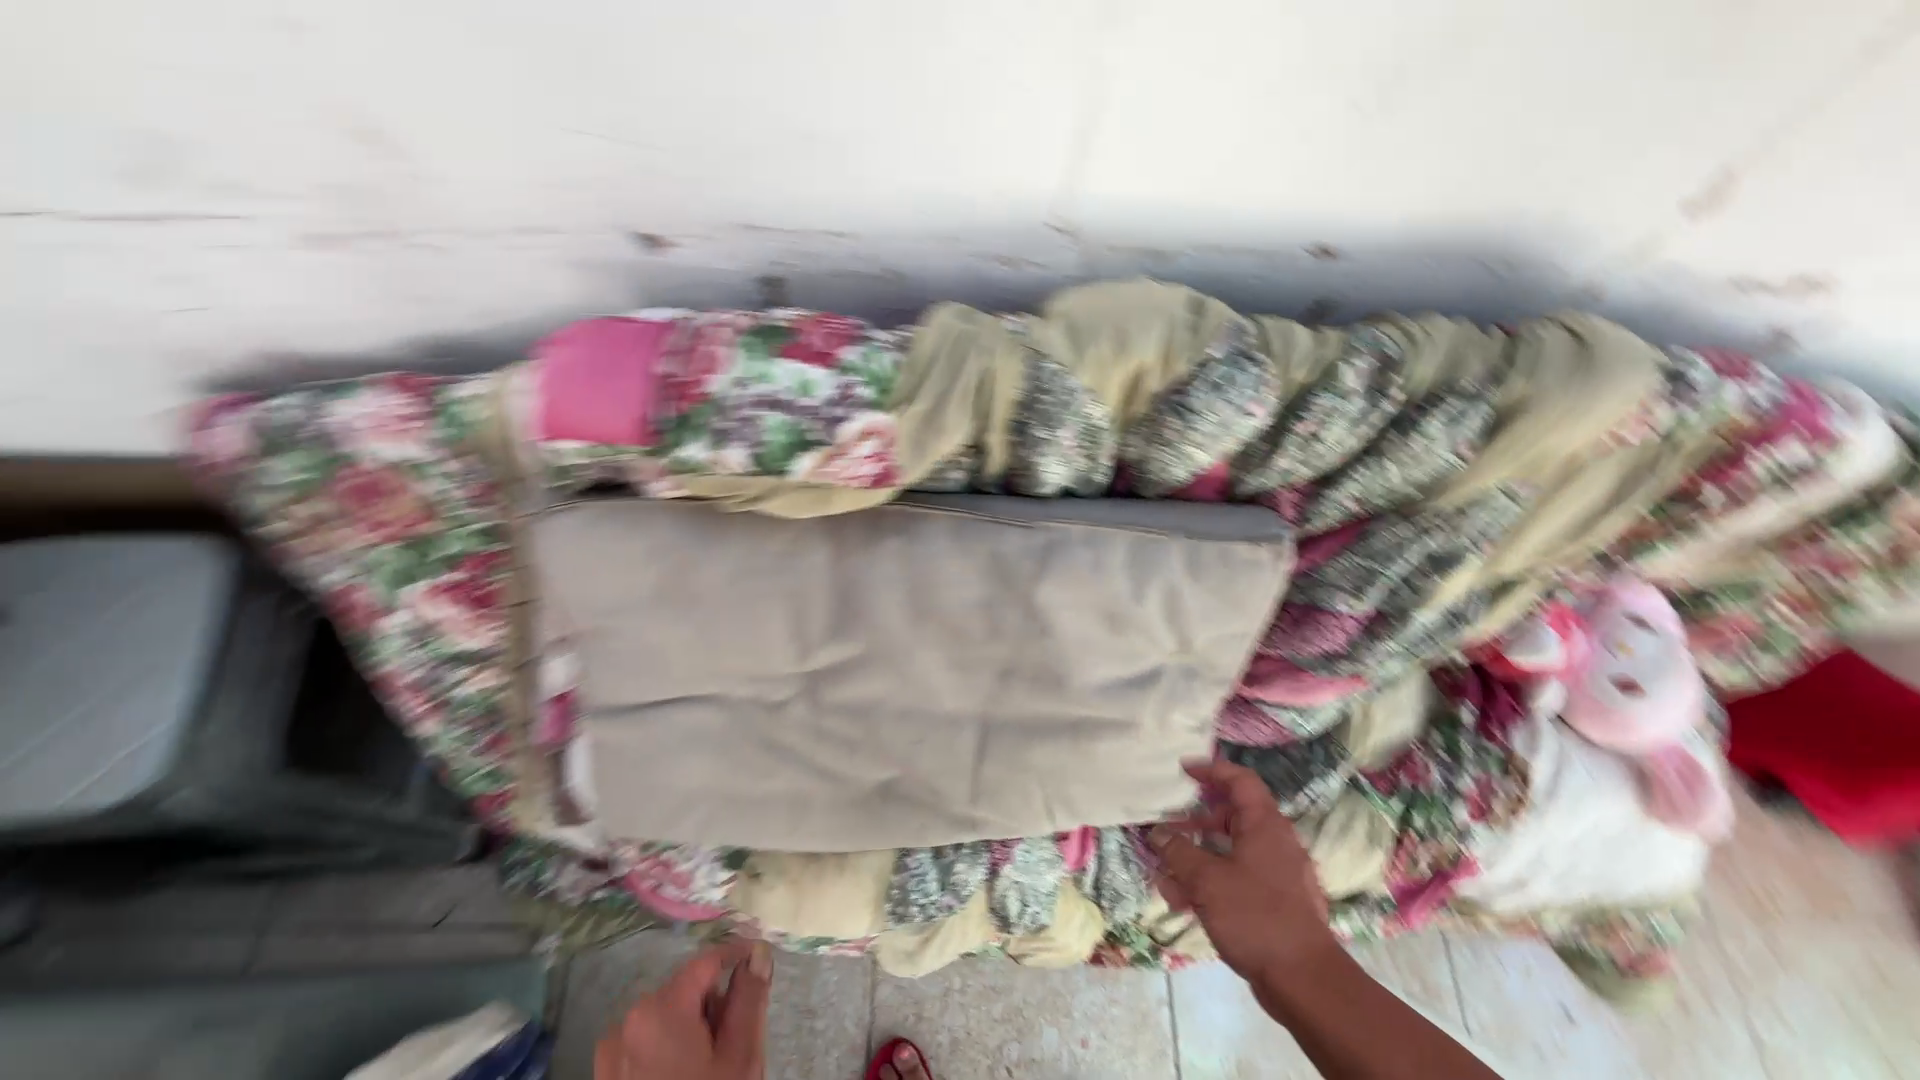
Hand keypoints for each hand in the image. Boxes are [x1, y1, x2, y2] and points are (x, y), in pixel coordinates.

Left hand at [594, 941, 770, 1079]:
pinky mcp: (605, 1076)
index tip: (759, 956)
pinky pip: (645, 1043)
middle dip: (714, 1006)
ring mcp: (610, 1052)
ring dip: (692, 1028)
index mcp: (659, 1009)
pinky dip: (669, 1049)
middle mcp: (626, 1021)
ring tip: (710, 1066)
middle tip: (733, 1041)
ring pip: (666, 1017)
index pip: (706, 962)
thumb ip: (750, 997)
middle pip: (685, 991)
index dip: (736, 955)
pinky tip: (686, 1076)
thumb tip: (758, 953)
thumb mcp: (740, 1054)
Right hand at [1149, 759, 1340, 980]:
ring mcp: (1278, 874)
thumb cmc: (1255, 917)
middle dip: (1195, 822)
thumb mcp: (1206, 880)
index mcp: (1265, 826)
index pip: (1240, 780)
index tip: (1182, 770)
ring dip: (1197, 859)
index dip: (1211, 769)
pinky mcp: (1276, 902)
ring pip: (1231, 852)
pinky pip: (1238, 879)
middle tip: (1166, 829)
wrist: (1304, 979)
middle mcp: (1276, 843)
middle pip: (1232, 817)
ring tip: (1167, 876)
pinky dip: (1212, 883)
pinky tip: (1185, 904)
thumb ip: (1178, 852)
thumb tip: (1158, 833)